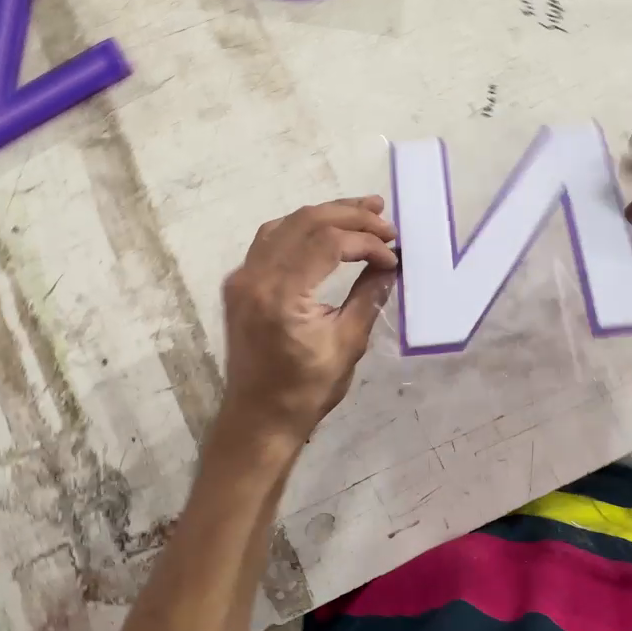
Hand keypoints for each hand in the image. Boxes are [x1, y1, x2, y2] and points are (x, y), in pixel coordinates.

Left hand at [217, 197, 398, 452]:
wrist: (258, 418)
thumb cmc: (306, 390)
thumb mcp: (348, 344)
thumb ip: (368, 296)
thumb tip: (390, 264)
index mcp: (282, 295)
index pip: (328, 242)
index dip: (365, 241)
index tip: (392, 256)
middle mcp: (255, 277)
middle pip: (306, 222)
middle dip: (350, 215)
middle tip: (384, 218)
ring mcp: (242, 277)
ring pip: (286, 223)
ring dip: (326, 214)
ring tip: (363, 212)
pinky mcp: (240, 283)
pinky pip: (270, 239)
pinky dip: (301, 227)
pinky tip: (325, 230)